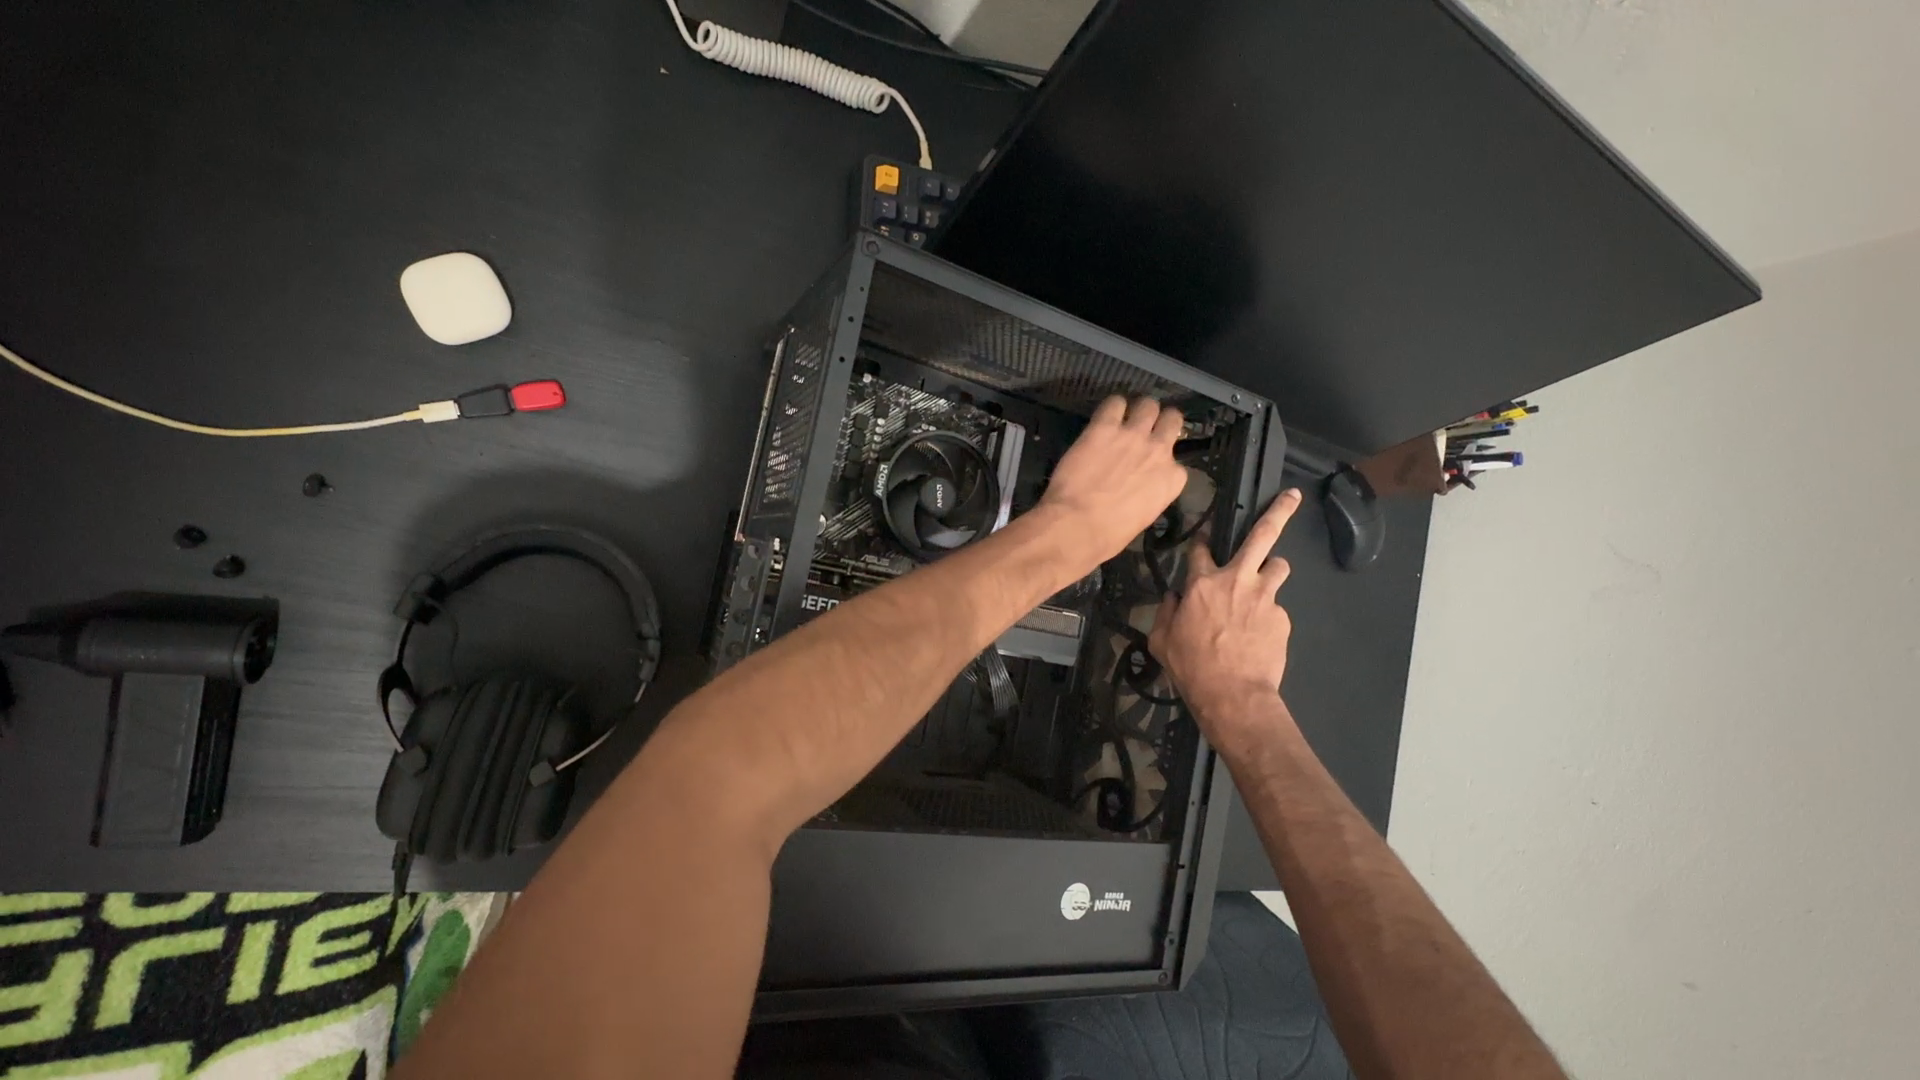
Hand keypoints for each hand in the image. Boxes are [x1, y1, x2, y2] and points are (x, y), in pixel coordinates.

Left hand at [1037, 396, 1189, 565]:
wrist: (1078, 525)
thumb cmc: (1109, 534)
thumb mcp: (1143, 517)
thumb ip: (1149, 494)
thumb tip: (1138, 488)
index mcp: (1172, 480)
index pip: (1176, 462)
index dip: (1162, 460)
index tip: (1150, 464)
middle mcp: (1159, 451)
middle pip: (1171, 420)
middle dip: (1161, 421)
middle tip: (1146, 426)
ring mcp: (1133, 435)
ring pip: (1148, 405)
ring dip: (1139, 409)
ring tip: (1125, 417)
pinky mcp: (1105, 427)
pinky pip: (1114, 403)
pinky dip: (1112, 407)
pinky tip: (1104, 416)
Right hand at [1149, 488, 1303, 748]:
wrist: (1233, 695)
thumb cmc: (1191, 668)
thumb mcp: (1161, 641)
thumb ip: (1165, 613)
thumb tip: (1173, 598)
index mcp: (1201, 584)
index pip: (1200, 549)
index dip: (1200, 541)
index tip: (1202, 536)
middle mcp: (1236, 580)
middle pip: (1262, 535)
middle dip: (1279, 511)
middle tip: (1292, 495)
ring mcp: (1264, 597)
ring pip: (1278, 567)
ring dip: (1271, 571)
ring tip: (1264, 585)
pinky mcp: (1282, 617)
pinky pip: (1276, 608)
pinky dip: (1267, 616)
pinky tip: (1259, 638)